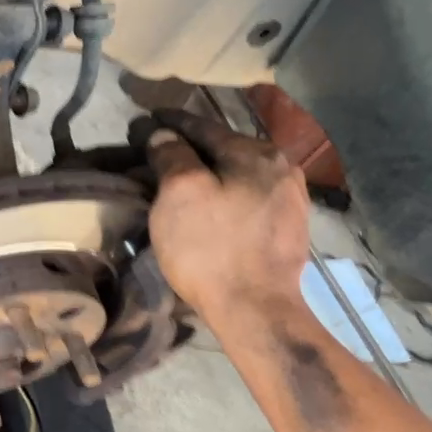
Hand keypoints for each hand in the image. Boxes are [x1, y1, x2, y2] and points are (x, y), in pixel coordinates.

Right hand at [144, 109, 310, 323]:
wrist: (254, 309)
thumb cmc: (210, 246)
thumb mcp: (179, 192)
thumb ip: (172, 155)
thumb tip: (165, 135)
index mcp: (257, 154)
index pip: (203, 126)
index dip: (168, 123)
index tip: (142, 122)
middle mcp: (281, 168)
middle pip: (222, 149)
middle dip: (188, 148)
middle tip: (154, 152)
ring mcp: (289, 199)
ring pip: (235, 173)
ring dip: (206, 172)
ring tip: (176, 179)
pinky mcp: (286, 227)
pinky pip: (245, 196)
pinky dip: (221, 193)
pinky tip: (205, 204)